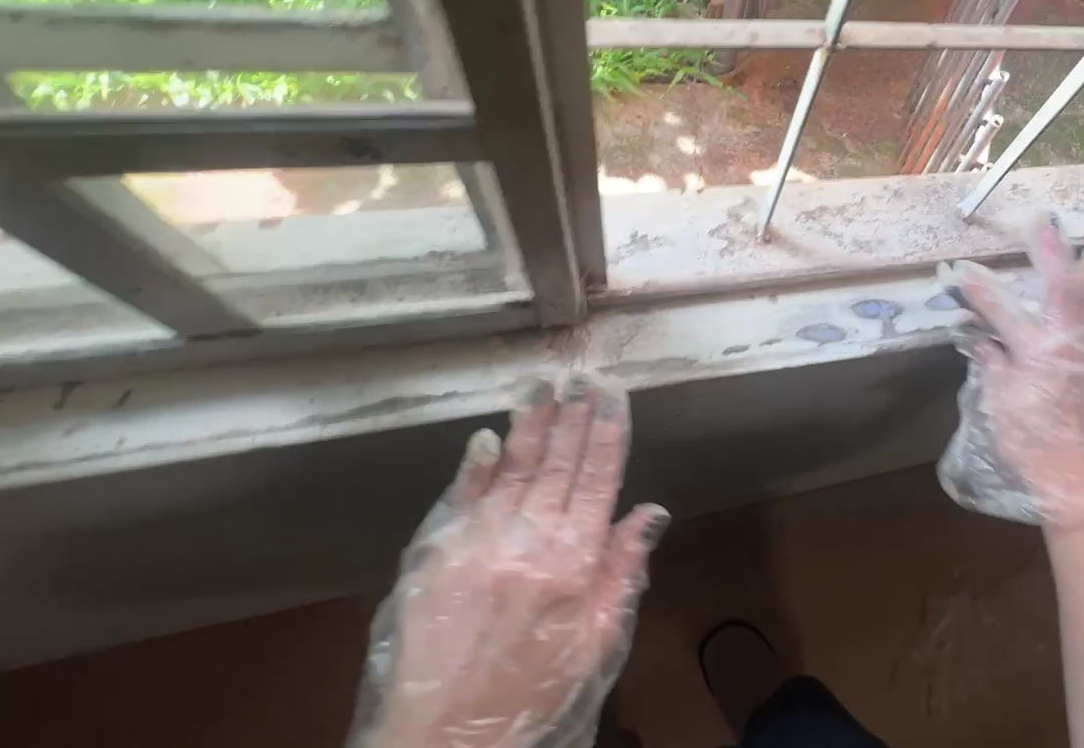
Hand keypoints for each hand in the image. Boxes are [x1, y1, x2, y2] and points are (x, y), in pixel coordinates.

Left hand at [356, 374, 667, 747]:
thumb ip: (624, 572)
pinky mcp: (433, 559)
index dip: (609, 431)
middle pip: (559, 462)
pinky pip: (462, 498)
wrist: (441, 747)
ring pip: (514, 469)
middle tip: (582, 374)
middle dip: (574, 414)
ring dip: (532, 424)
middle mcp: (528, 541)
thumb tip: (650, 510)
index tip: (614, 394)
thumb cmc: (534, 698)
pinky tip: (491, 435)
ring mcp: (477, 545)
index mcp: (575, 561)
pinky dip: (478, 464)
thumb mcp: (599, 645)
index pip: (599, 477)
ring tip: (544, 385)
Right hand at [938, 214, 1083, 528]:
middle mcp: (1068, 342)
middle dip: (1053, 254)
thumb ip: (993, 363)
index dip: (979, 292)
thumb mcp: (997, 400)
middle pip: (1060, 289)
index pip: (1000, 311)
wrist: (1070, 477)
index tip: (960, 272)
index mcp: (1036, 348)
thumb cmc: (1029, 439)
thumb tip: (982, 340)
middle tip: (1049, 224)